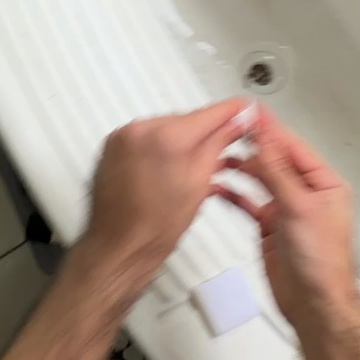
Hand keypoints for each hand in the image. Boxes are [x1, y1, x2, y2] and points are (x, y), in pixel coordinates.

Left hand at [74, 99, 252, 299]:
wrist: (118, 247)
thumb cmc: (159, 226)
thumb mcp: (199, 183)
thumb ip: (218, 145)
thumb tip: (238, 121)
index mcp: (164, 136)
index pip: (208, 114)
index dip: (232, 113)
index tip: (249, 111)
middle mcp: (139, 128)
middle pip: (185, 120)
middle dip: (205, 132)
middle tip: (226, 149)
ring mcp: (121, 136)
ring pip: (165, 128)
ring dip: (182, 141)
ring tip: (195, 166)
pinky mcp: (111, 146)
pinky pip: (146, 137)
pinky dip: (161, 147)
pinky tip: (171, 167)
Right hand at [213, 110, 359, 326]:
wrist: (314, 305)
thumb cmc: (323, 263)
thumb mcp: (299, 207)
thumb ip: (277, 172)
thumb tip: (264, 141)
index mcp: (324, 184)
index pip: (292, 147)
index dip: (270, 130)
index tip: (251, 113)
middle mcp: (306, 193)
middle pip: (275, 160)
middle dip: (252, 146)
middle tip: (229, 130)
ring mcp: (287, 209)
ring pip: (259, 179)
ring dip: (241, 168)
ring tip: (219, 154)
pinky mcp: (270, 226)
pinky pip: (248, 202)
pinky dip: (234, 193)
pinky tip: (220, 186)